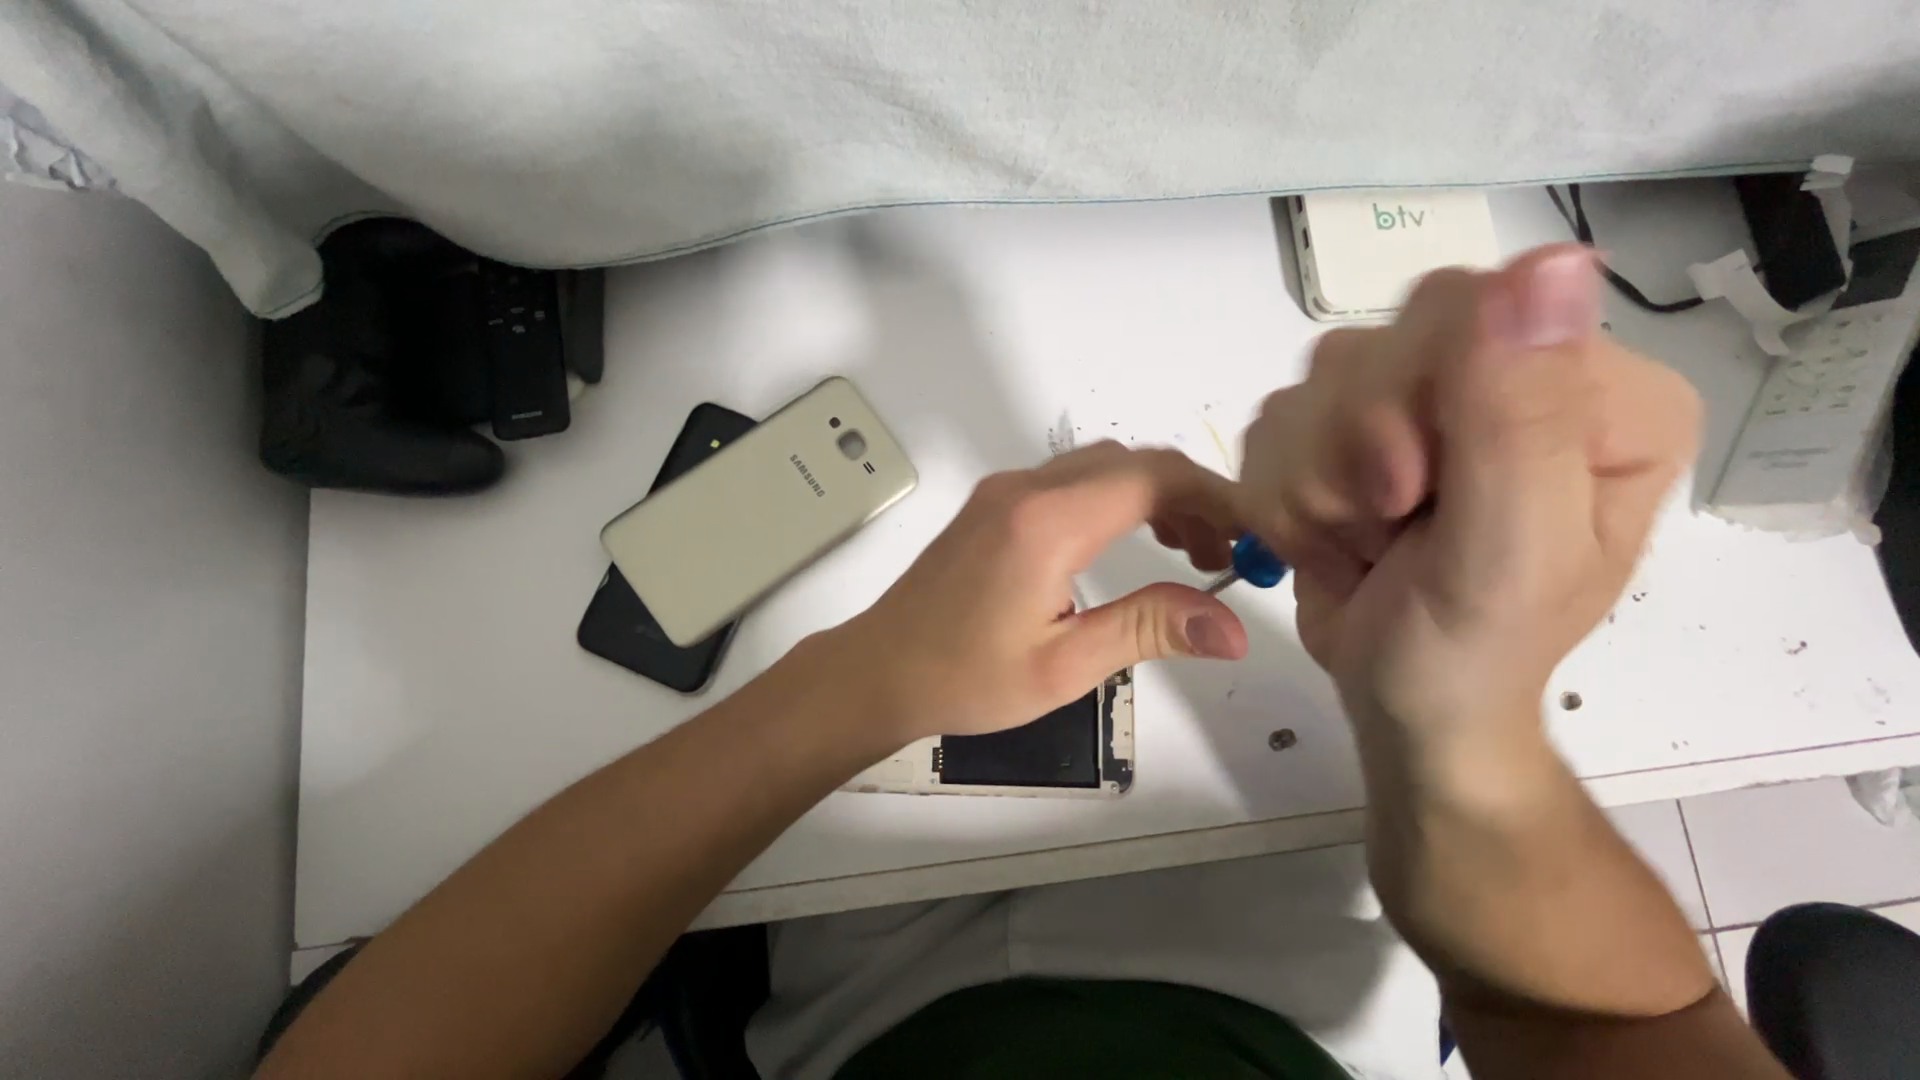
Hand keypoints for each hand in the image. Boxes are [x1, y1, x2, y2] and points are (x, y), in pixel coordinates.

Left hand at [832, 442, 1248, 743]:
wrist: (881, 669)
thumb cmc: (966, 677)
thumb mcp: (1064, 665)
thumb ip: (1148, 630)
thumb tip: (1232, 629)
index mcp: (1046, 522)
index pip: (1154, 477)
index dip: (1216, 496)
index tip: (1256, 532)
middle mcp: (1025, 489)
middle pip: (1131, 462)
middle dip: (1191, 496)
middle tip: (1227, 553)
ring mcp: (1004, 491)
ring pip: (1101, 467)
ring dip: (1154, 495)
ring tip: (1191, 551)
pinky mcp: (994, 505)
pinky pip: (1070, 481)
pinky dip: (1115, 499)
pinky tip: (1130, 543)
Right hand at [1237, 246, 1698, 738]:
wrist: (1403, 701)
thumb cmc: (1471, 647)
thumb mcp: (1511, 550)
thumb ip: (1521, 416)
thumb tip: (1547, 261)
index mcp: (1587, 388)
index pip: (1462, 307)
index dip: (1405, 398)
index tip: (1411, 492)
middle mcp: (1505, 376)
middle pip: (1371, 345)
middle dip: (1351, 456)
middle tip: (1389, 531)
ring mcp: (1418, 404)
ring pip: (1308, 388)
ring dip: (1314, 488)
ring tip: (1364, 547)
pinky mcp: (1348, 434)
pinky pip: (1271, 426)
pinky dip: (1282, 498)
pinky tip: (1331, 540)